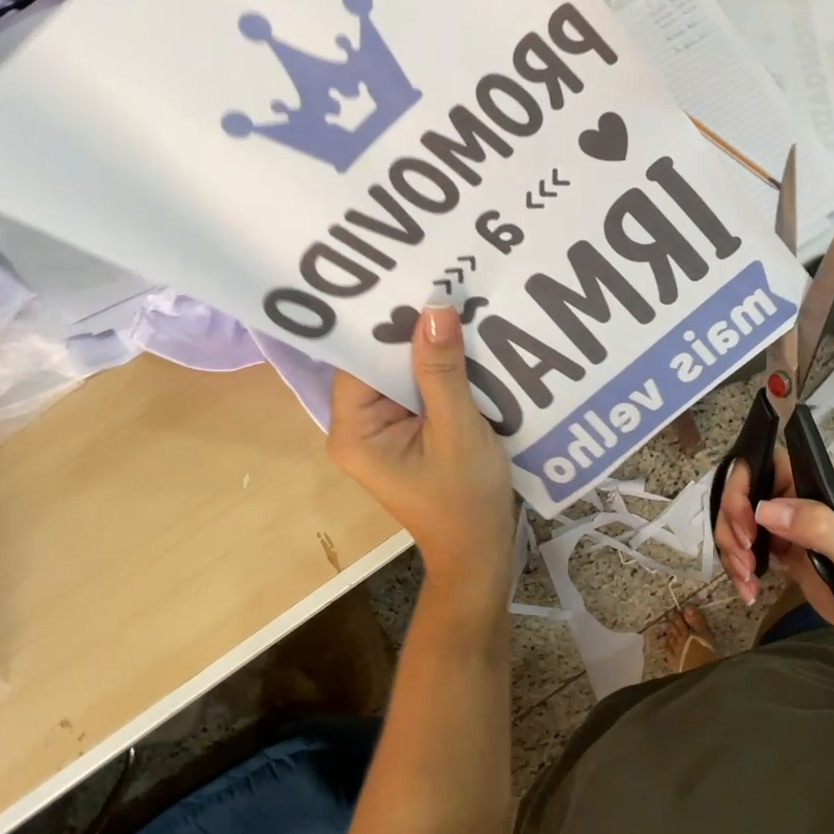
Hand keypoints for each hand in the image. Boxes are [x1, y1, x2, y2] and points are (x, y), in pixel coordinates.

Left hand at [327, 305, 512, 590]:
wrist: (479, 548)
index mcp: (354, 431)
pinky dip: (439, 371)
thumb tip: (434, 309)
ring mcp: (381, 430)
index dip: (386, 324)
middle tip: (444, 285)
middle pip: (377, 362)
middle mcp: (357, 426)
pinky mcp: (405, 432)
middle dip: (412, 332)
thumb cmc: (465, 497)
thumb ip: (442, 371)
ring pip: (400, 374)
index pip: (358, 359)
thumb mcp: (458, 430)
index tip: (417, 285)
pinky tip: (464, 347)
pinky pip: (417, 389)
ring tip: (458, 307)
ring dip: (429, 350)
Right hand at [714, 451, 833, 641]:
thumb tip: (764, 510)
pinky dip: (737, 567)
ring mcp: (785, 521)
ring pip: (737, 520)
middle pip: (742, 492)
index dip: (742, 487)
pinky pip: (742, 546)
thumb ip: (817, 526)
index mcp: (816, 482)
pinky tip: (749, 590)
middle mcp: (796, 494)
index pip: (763, 461)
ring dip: (731, 550)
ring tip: (747, 581)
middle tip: (744, 561)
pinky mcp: (778, 546)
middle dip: (732, 526)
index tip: (746, 527)